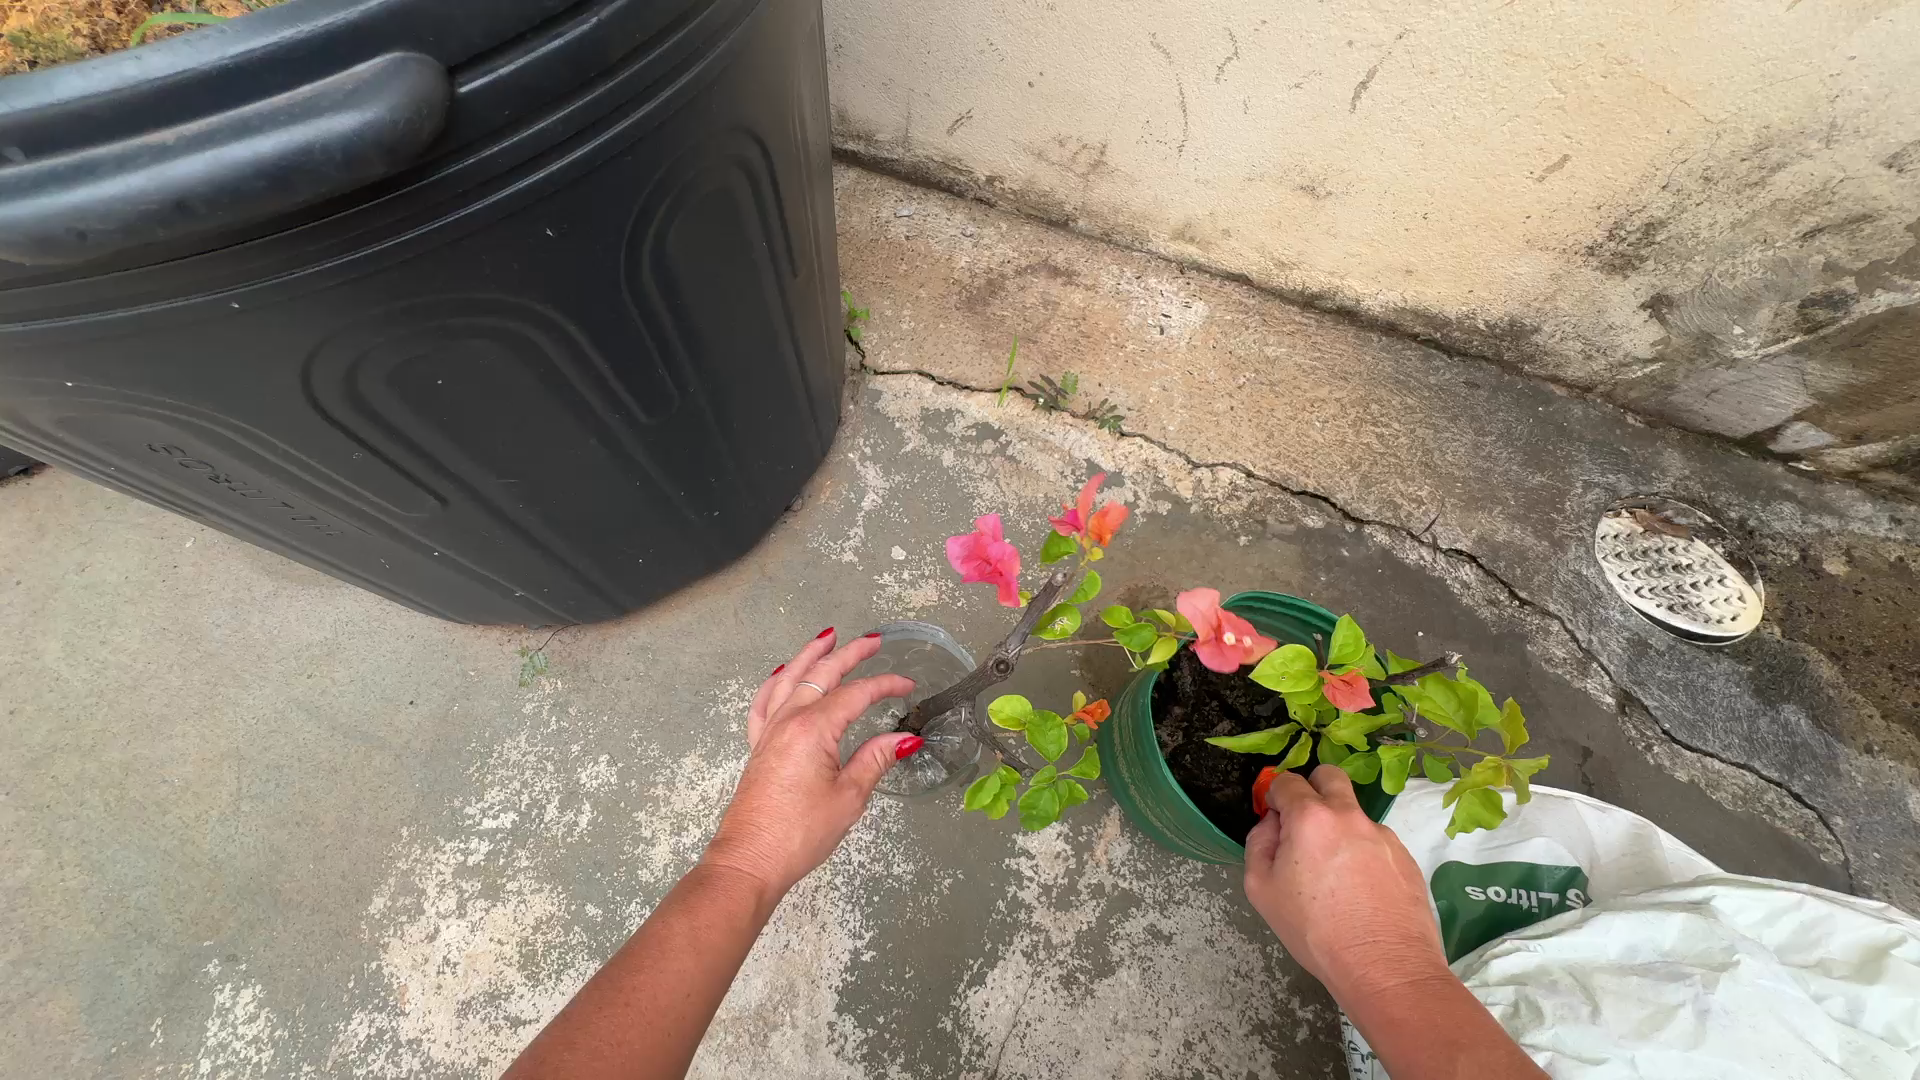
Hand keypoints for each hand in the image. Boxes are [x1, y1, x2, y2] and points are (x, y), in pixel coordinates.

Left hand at [701, 629, 921, 897]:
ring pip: (789, 679)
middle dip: (849, 654)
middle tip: (873, 640)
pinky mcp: (758, 746)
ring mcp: (769, 731)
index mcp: (814, 729)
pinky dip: (776, 682)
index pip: (856, 695)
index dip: (885, 686)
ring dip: (810, 656)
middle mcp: (789, 720)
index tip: (908, 686)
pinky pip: (765, 701)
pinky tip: (782, 674)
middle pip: (821, 675)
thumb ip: (876, 759)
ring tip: (827, 638)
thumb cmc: (801, 832)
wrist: (749, 862)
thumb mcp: (849, 797)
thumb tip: (906, 738)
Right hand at [1243, 766, 1447, 999]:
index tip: (1275, 819)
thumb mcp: (1261, 888)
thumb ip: (1258, 842)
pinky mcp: (1406, 857)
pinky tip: (1362, 890)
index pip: (1286, 781)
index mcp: (1310, 818)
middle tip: (1306, 822)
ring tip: (1337, 874)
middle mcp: (1348, 815)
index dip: (1275, 796)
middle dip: (1312, 788)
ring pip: (1354, 813)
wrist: (1386, 969)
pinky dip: (1364, 853)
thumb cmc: (1315, 930)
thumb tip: (1273, 824)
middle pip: (1329, 776)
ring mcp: (1382, 835)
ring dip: (1340, 828)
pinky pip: (1376, 841)